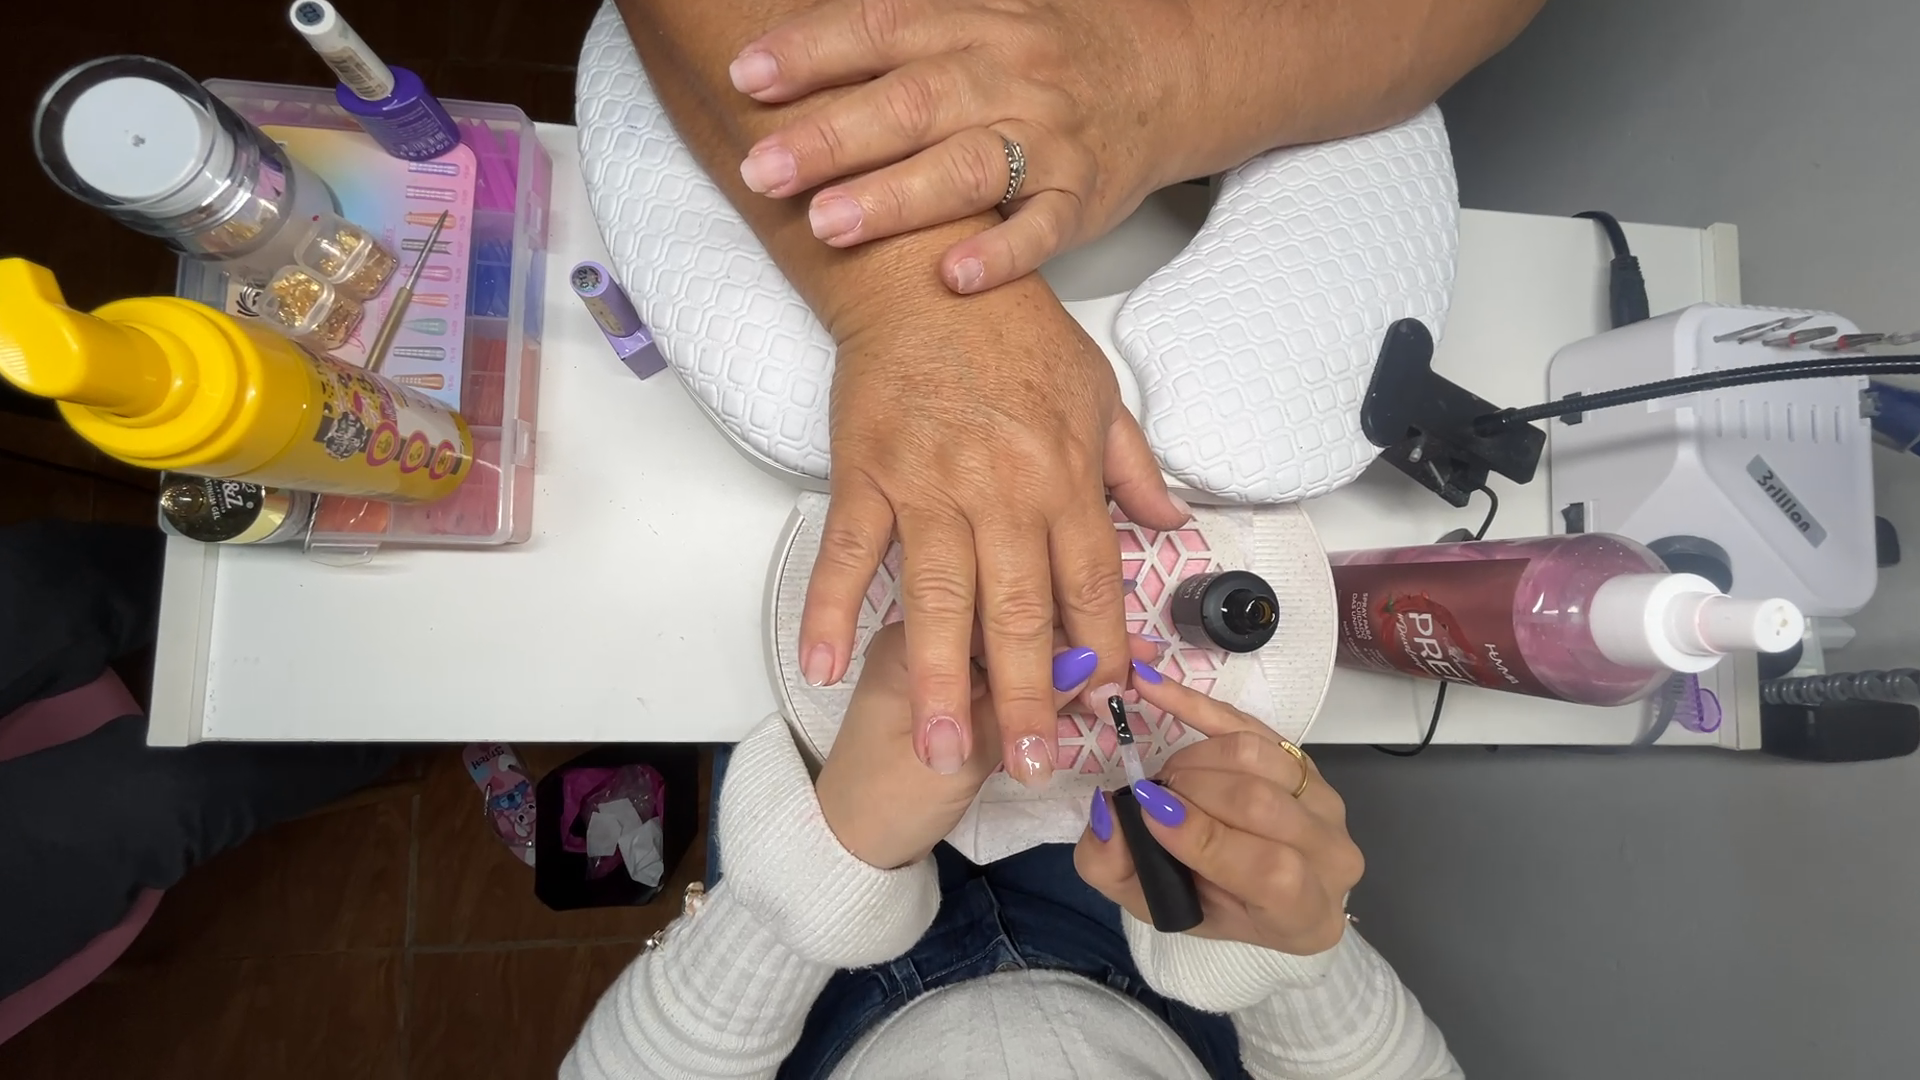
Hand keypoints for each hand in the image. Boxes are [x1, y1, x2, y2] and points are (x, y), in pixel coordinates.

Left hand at [727, 0, 1206, 293]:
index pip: (883, 28)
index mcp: (976, 24)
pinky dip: (1000, 256)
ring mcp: (1049, 140)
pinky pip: (1043, 230)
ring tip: (829, 224)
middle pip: (913, 101)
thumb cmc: (1050, 59)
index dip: (813, 51)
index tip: (747, 80)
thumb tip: (814, 39)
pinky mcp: (1082, 200)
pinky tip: (953, 279)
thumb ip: (912, 28)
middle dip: (833, 136)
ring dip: (897, 197)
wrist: (1158, 79)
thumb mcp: (985, 18)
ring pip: (969, 166)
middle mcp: (1010, 75)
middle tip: (765, 171)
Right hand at [801, 282, 1189, 789]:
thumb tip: (1171, 521)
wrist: (929, 270)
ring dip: (939, 681)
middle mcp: (1002, 492)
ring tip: (943, 752)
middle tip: (1029, 767)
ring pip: (936, 598)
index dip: (1101, 655)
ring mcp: (928, 485)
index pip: (1092, 585)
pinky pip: (847, 550)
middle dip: (1028, 697)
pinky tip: (824, 665)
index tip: (1101, 710)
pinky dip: (832, 608)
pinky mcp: (866, 473)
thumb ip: (1134, 464)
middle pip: (1019, 612)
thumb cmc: (1016, 331)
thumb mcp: (1099, 388)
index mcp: (1065, 476)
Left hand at [818, 623, 1156, 868]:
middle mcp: (927, 632)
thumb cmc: (889, 803)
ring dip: (1067, 654)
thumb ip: (1014, 712)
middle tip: (1134, 660)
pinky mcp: (955, 683)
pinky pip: (1007, 665)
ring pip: (1015, 641)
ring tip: (1127, 668)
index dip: (1060, 629)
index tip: (1119, 652)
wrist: (847, 844)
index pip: (993, 613)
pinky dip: (1047, 677)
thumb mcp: (957, 762)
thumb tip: (1085, 667)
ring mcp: (941, 656)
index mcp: (911, 639)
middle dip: (1073, 638)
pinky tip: (1089, 683)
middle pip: (1010, 619)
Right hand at [1076, 669, 1363, 954]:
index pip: (1272, 872)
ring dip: (1194, 757)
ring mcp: (1324, 802)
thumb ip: (1113, 868)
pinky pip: (1246, 721)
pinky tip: (1151, 686)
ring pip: (1255, 756)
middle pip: (1260, 804)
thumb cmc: (1205, 901)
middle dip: (1190, 789)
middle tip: (1150, 792)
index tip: (1149, 810)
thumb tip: (1109, 812)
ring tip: (1168, 773)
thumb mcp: (1150, 905)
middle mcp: (1331, 859)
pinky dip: (1193, 702)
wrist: (1247, 884)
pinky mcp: (1300, 756)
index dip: (1207, 838)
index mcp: (1304, 915)